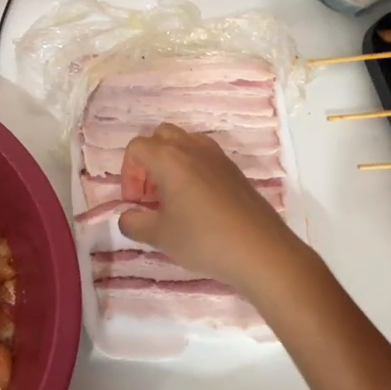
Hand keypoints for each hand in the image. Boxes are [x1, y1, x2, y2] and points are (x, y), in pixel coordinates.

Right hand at [117, 124, 295, 289]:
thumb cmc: (204, 240)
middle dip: (148, 161)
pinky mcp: (235, 172)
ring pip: (185, 143)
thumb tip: (128, 217)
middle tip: (150, 193)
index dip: (128, 173)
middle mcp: (193, 149)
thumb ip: (134, 223)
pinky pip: (205, 157)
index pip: (137, 147)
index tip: (136, 202)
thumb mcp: (159, 236)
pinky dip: (193, 170)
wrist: (262, 253)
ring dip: (171, 162)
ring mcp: (218, 158)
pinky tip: (197, 204)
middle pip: (160, 136)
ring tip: (172, 197)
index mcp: (170, 159)